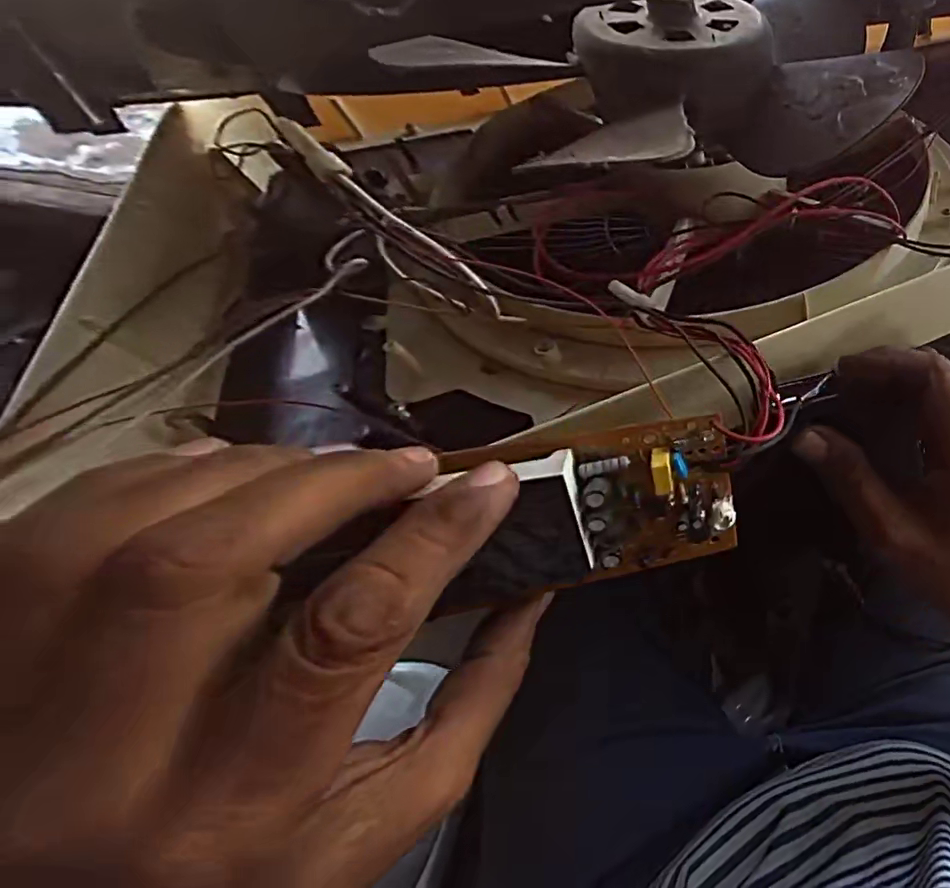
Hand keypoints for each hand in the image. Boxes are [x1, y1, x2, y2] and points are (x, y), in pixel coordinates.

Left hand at [0, 440, 544, 886]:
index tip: (490, 481)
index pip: (347, 627)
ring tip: (329, 468)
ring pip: (111, 536)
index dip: (431, 535)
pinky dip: (158, 477)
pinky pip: (44, 537)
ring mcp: (1, 720)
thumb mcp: (401, 803)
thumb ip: (481, 691)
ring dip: (248, 472)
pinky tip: (231, 475)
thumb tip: (534, 586)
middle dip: (327, 485)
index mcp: (241, 802)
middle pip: (199, 565)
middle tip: (406, 464)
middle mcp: (100, 767)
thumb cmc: (268, 867)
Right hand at [793, 347, 949, 622]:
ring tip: (850, 392)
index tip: (845, 371)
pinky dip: (903, 396)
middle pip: (935, 371)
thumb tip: (806, 437)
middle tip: (840, 381)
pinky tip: (874, 411)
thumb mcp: (888, 528)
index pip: (935, 375)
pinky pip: (938, 400)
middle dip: (885, 367)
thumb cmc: (939, 563)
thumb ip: (851, 479)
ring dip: (892, 379)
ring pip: (936, 381)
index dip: (889, 362)